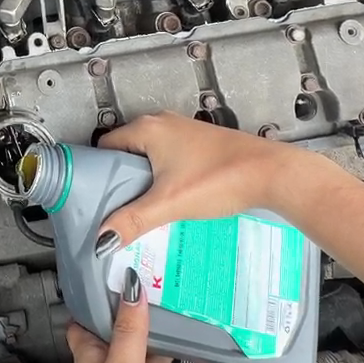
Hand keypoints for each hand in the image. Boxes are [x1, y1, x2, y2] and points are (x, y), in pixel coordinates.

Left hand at [62, 267, 212, 362]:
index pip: (90, 323)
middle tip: (165, 293)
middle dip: (145, 322)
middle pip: (129, 343)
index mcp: (91, 362)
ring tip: (190, 322)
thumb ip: (128, 333)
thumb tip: (131, 286)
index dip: (101, 302)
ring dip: (172, 350)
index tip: (119, 275)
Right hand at [95, 112, 346, 251]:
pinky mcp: (198, 143)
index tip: (92, 197)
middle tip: (114, 209)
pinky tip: (169, 199)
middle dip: (119, 179)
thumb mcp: (170, 203)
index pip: (105, 145)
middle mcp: (161, 122)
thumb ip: (133, 221)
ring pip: (148, 155)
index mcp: (146, 128)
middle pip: (125, 150)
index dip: (97, 170)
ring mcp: (181, 131)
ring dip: (143, 179)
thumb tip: (101, 239)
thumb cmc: (219, 179)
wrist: (271, 173)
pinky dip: (162, 176)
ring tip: (139, 210)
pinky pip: (167, 157)